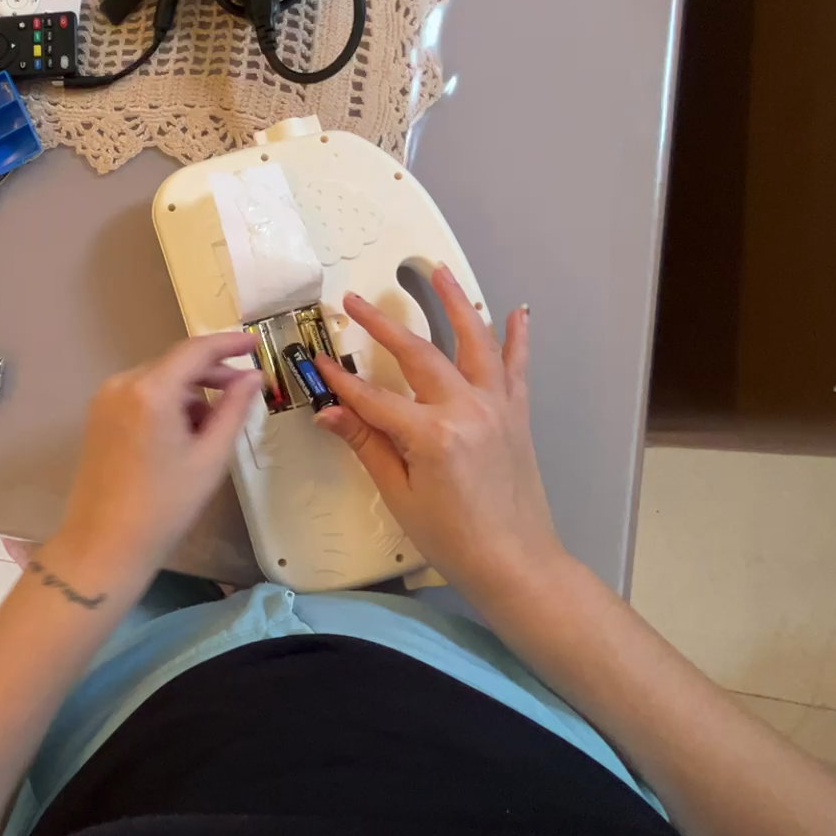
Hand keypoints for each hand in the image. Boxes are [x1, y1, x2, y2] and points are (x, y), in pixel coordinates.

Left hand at [52, 333, 263, 580]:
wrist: (105, 542)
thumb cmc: (164, 505)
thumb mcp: (210, 457)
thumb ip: (234, 409)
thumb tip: (252, 376)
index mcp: (151, 390)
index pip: (195, 350)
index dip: (228, 343)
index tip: (255, 343)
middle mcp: (123, 383)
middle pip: (175, 363)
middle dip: (211, 373)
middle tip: (244, 393)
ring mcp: (106, 398)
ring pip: (159, 379)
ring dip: (189, 392)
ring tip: (212, 428)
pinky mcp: (99, 414)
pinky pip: (141, 394)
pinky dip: (166, 403)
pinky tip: (183, 434)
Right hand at [313, 267, 565, 601]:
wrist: (518, 563)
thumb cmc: (452, 537)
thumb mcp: (398, 492)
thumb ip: (366, 443)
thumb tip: (328, 411)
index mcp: (432, 434)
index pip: (373, 397)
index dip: (340, 381)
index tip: (318, 362)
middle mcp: (467, 410)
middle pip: (417, 354)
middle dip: (382, 324)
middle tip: (353, 301)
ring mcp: (497, 408)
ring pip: (474, 343)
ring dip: (455, 303)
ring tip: (438, 272)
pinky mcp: (516, 414)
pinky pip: (517, 368)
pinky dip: (517, 338)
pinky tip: (517, 310)